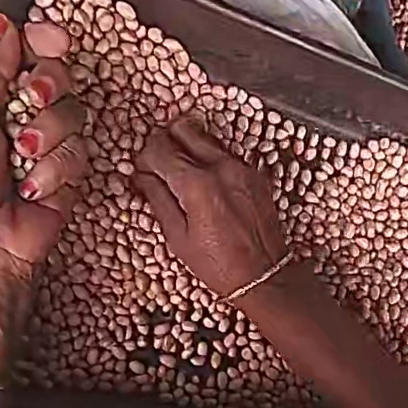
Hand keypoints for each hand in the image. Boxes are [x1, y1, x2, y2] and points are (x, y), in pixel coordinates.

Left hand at [0, 12, 91, 271]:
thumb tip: (6, 28)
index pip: (27, 51)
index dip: (44, 40)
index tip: (52, 38)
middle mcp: (23, 115)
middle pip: (58, 76)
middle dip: (48, 87)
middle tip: (31, 102)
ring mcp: (49, 145)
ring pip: (73, 115)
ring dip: (46, 136)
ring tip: (20, 159)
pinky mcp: (69, 174)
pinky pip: (79, 154)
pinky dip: (53, 170)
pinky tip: (31, 187)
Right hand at [132, 117, 287, 297]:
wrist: (264, 277)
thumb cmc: (220, 266)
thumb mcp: (178, 238)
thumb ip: (158, 200)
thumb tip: (143, 177)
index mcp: (198, 186)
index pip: (159, 149)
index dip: (145, 158)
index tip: (143, 171)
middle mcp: (223, 169)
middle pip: (183, 131)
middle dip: (166, 143)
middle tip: (159, 166)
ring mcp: (243, 169)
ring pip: (206, 138)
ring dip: (188, 149)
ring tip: (181, 176)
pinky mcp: (256, 175)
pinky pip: (226, 154)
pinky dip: (210, 160)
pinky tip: (206, 184)